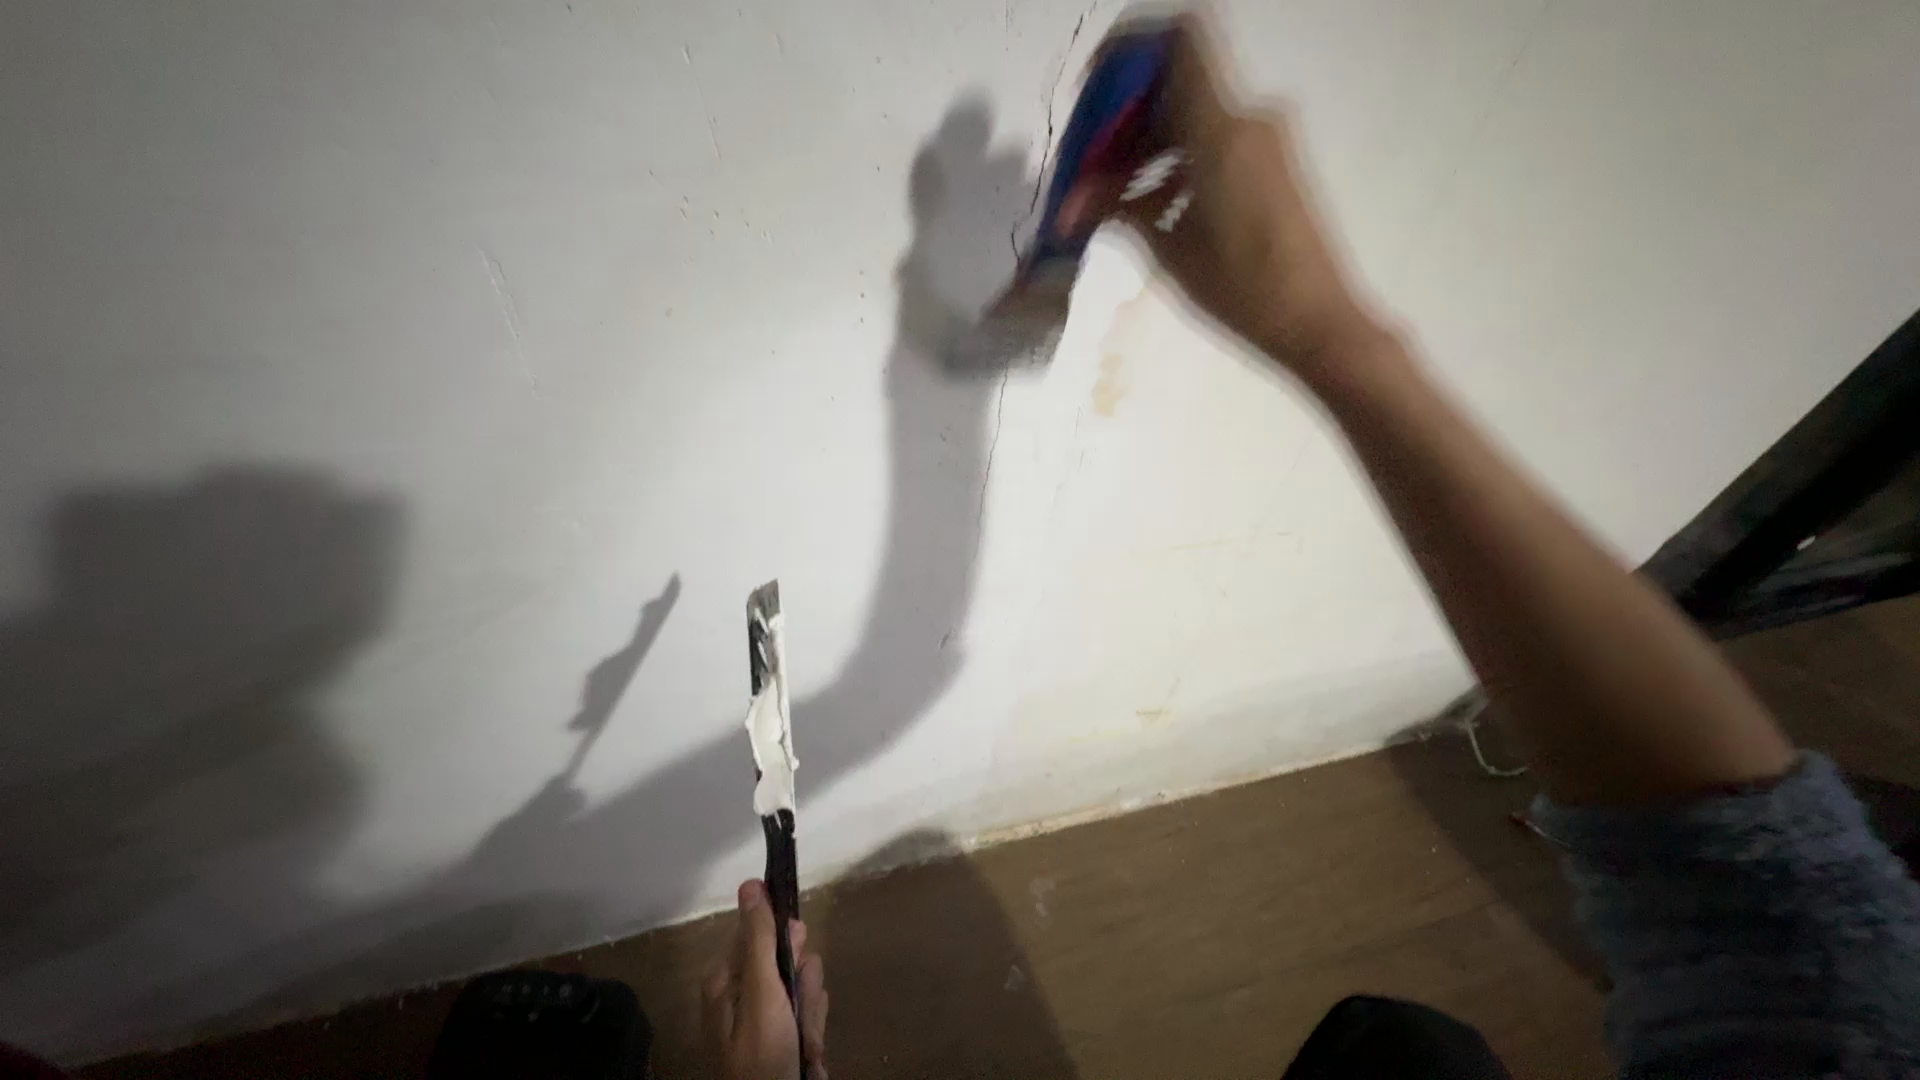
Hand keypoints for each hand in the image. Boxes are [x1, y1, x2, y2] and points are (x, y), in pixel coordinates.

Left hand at [702, 880, 828, 1079]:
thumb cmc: (762, 1056)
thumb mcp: (762, 993)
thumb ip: (760, 939)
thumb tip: (751, 884)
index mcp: (725, 977)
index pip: (760, 928)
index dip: (785, 939)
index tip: (797, 956)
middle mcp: (741, 990)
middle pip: (786, 955)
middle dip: (803, 981)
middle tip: (800, 1006)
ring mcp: (763, 1013)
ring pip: (803, 982)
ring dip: (811, 1009)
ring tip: (804, 1041)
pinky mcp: (782, 1032)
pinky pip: (807, 1008)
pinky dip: (813, 1029)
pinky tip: (809, 1052)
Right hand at [1097, 16, 1386, 380]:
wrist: (1317, 321)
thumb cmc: (1242, 290)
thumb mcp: (1170, 251)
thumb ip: (1119, 210)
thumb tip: (1070, 202)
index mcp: (1221, 130)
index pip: (1178, 43)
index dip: (1129, 53)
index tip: (1093, 99)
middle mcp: (1248, 119)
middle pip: (1173, 88)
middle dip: (1123, 122)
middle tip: (1087, 173)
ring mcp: (1264, 141)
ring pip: (1189, 119)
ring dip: (1145, 150)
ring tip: (1110, 203)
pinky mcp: (1272, 165)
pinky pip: (1212, 143)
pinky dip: (1174, 165)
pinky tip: (1150, 211)